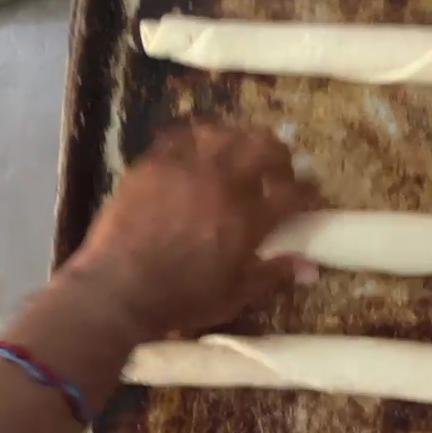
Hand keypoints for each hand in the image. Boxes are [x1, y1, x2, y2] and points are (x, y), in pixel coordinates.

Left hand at [61, 124, 317, 339]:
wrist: (118, 289)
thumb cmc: (181, 299)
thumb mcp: (235, 295)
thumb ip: (273, 275)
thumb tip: (311, 268)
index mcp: (248, 218)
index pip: (292, 193)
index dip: (308, 191)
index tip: (312, 193)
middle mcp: (222, 183)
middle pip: (264, 147)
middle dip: (280, 154)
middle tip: (279, 167)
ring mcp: (185, 167)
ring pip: (225, 133)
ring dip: (240, 139)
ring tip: (240, 151)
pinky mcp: (153, 163)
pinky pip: (182, 135)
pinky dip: (198, 138)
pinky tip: (199, 149)